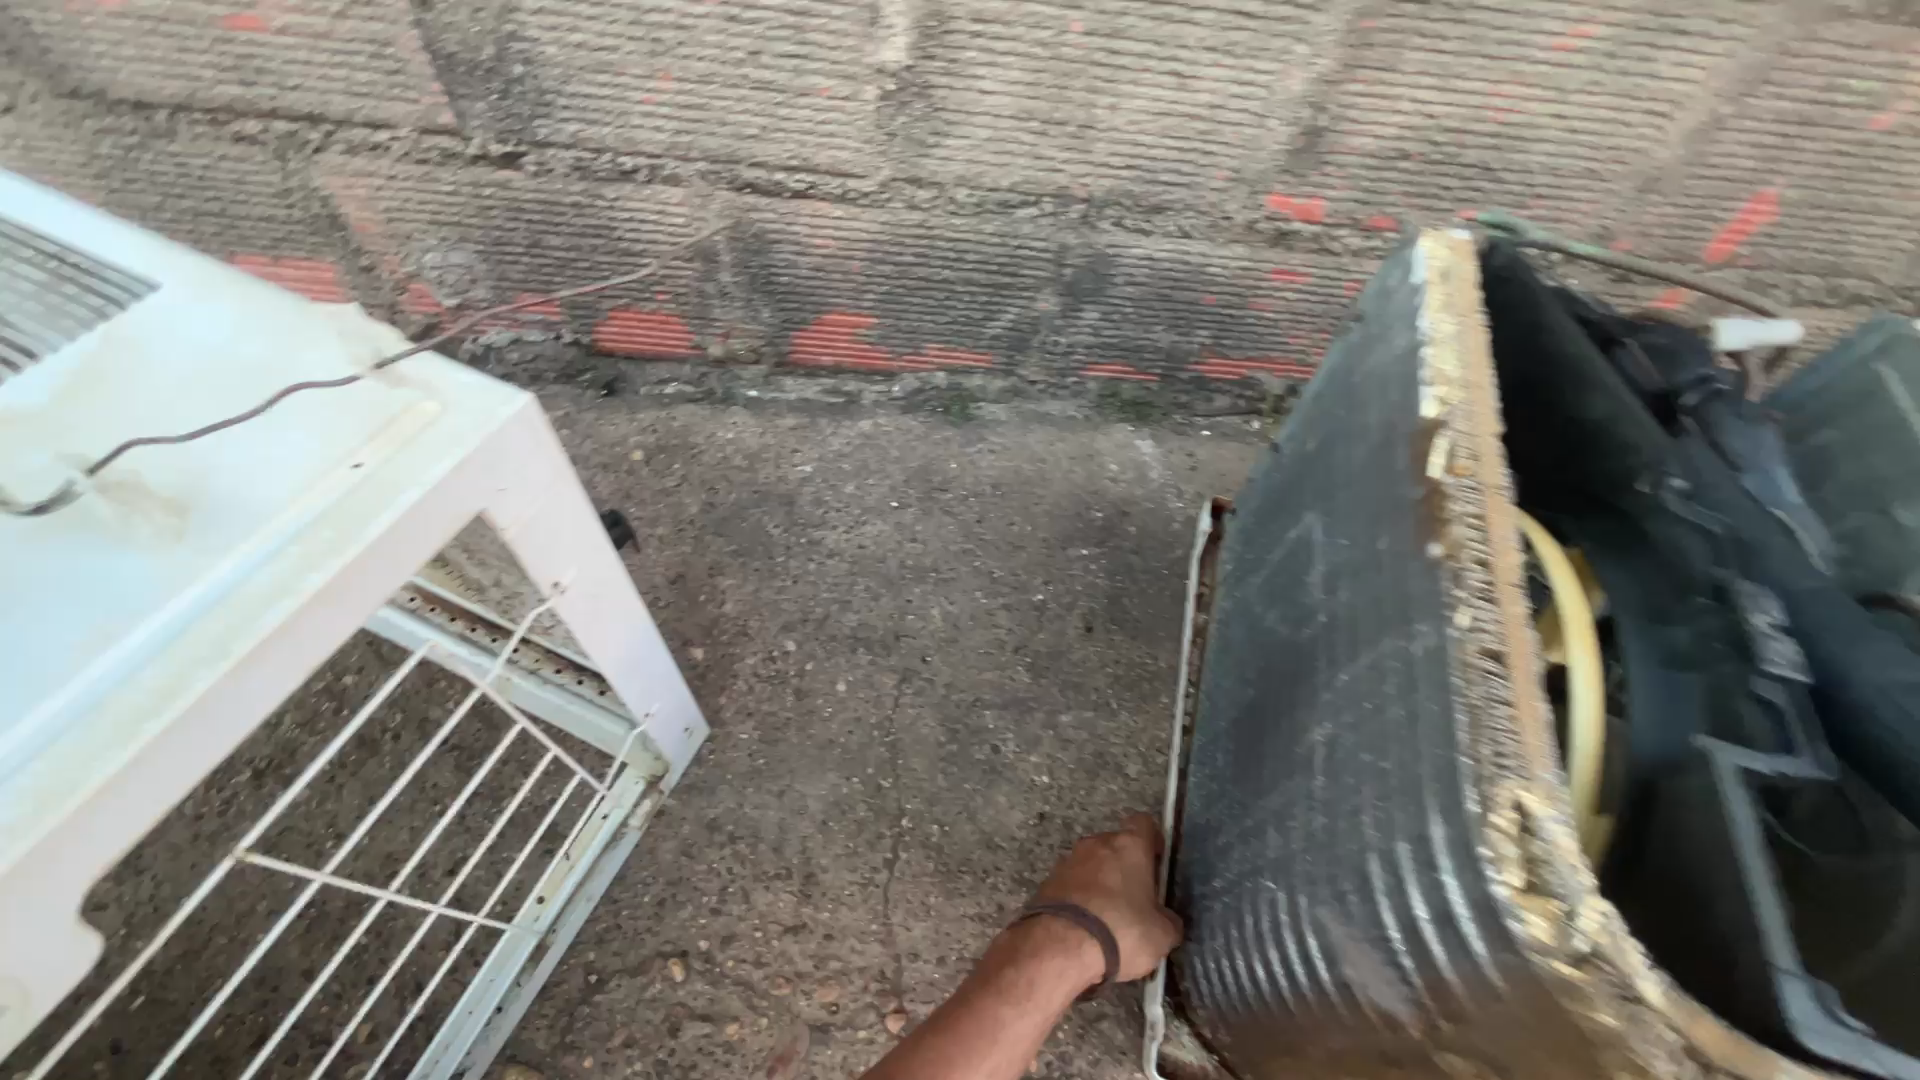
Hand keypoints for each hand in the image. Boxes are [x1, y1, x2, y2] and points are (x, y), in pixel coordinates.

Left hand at [1031, 812, 1183, 982]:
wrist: (1060, 945)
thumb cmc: (1120, 930)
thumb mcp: (1161, 935)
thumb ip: (1168, 921)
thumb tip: (1167, 920)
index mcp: (1129, 845)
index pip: (1144, 823)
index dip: (1153, 840)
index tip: (1157, 863)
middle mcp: (1097, 843)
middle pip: (1117, 845)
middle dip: (1126, 867)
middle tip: (1136, 900)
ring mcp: (1069, 859)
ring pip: (1093, 864)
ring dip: (1101, 882)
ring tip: (1108, 918)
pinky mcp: (1049, 879)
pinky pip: (1073, 882)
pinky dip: (1081, 897)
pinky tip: (1086, 926)